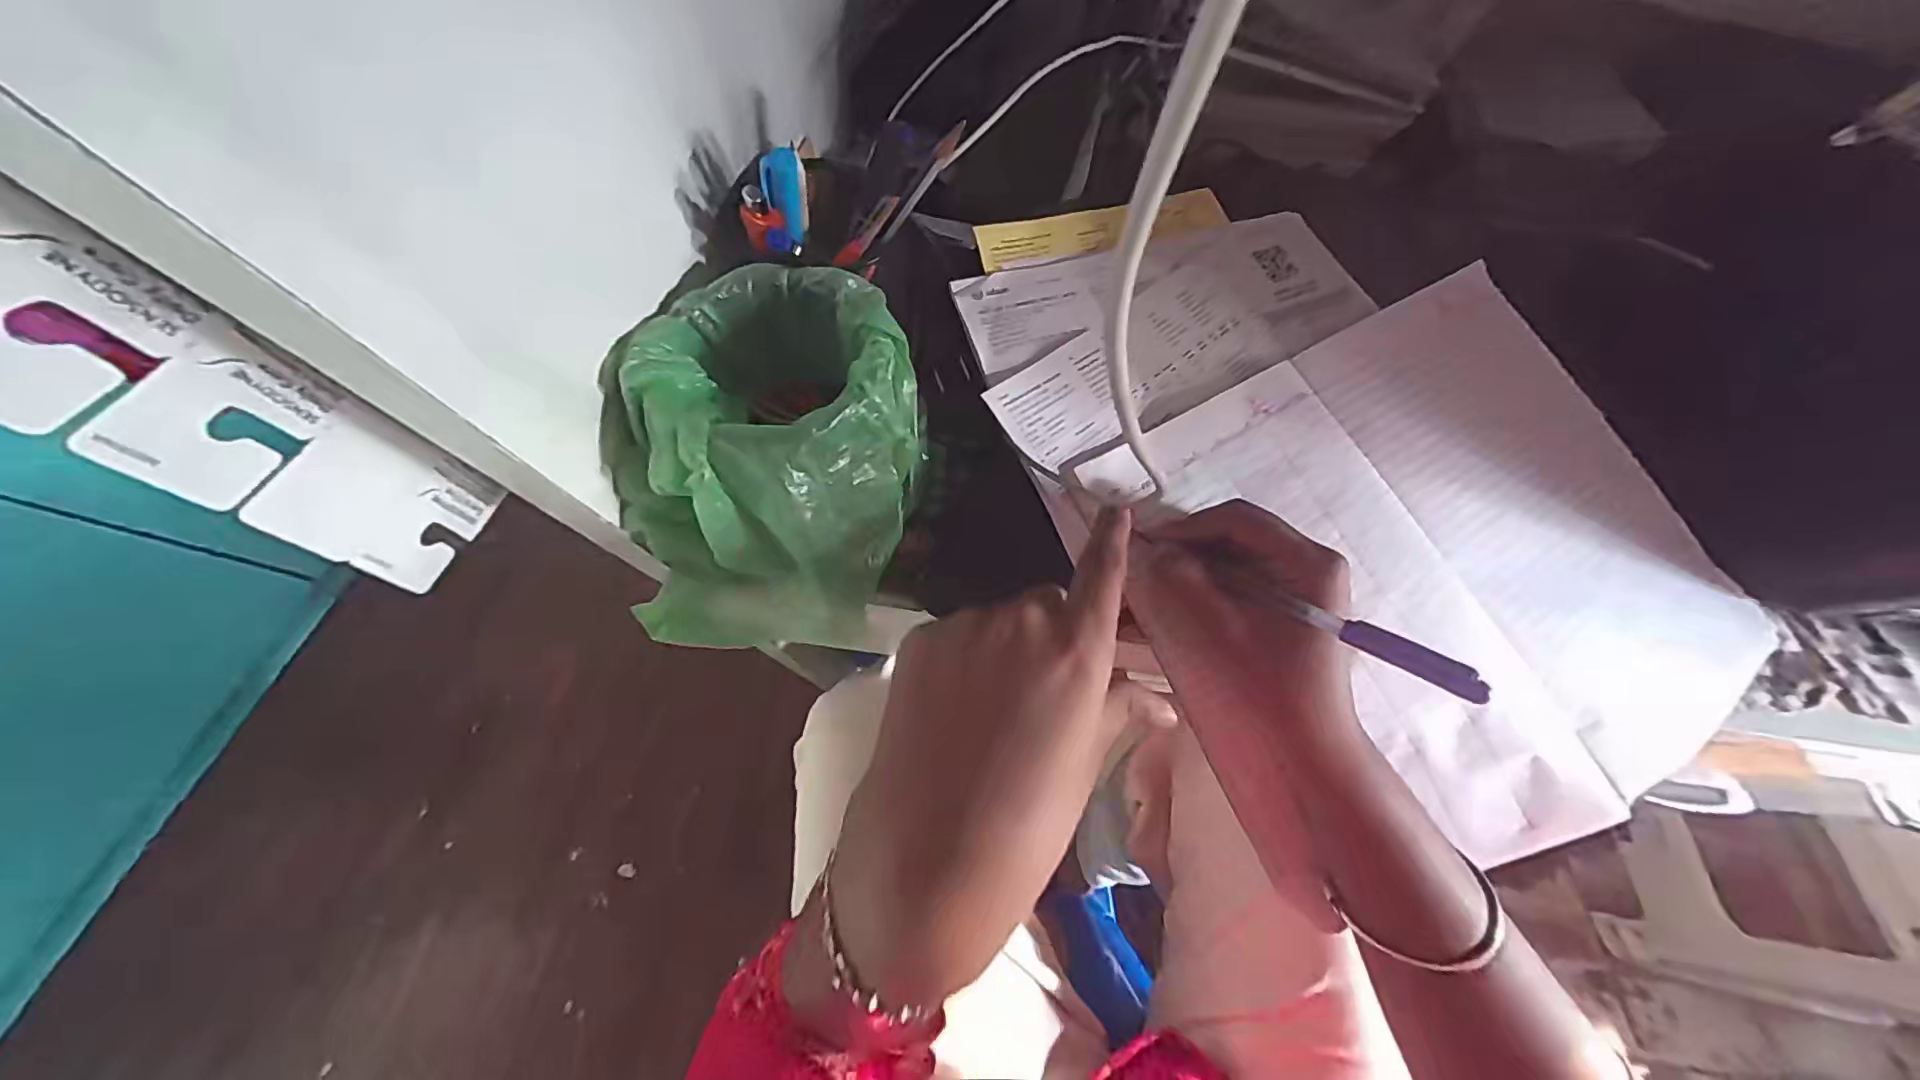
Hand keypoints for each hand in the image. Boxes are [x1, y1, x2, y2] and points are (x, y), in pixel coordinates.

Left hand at [819, 505, 1133, 1008]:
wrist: (928, 857)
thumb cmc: (1029, 825)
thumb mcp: (1084, 764)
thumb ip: (1117, 710)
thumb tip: (1159, 699)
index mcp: (1077, 649)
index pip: (1101, 574)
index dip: (1112, 540)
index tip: (1117, 509)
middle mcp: (1023, 620)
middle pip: (1048, 604)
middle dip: (1055, 630)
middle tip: (1047, 684)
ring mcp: (966, 625)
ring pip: (1001, 620)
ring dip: (1008, 645)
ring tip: (995, 705)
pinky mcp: (922, 639)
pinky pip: (959, 635)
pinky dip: (967, 656)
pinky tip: (957, 704)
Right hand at [1124, 499, 1355, 739]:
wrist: (1296, 777)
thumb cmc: (1253, 696)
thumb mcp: (1198, 625)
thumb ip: (1158, 574)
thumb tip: (1125, 542)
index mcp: (1305, 564)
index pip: (1232, 519)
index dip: (1176, 528)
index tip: (1132, 549)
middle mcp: (1301, 579)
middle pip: (1222, 550)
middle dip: (1167, 563)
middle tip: (1123, 578)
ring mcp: (1285, 612)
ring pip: (1214, 582)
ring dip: (1167, 589)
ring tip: (1122, 606)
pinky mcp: (1266, 640)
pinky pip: (1216, 611)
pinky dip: (1179, 613)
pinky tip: (1139, 628)